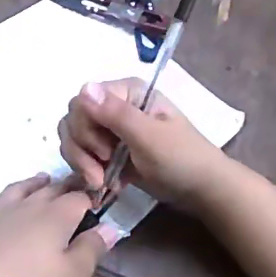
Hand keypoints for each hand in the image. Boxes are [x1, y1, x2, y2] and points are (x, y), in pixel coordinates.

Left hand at [0, 175, 116, 276]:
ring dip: (32, 184)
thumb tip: (109, 227)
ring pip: (17, 191)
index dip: (91, 197)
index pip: (79, 198)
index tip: (100, 199)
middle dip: (65, 186)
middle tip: (74, 185)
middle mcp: (26, 208)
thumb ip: (92, 250)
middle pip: (49, 190)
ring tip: (41, 181)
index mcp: (56, 216)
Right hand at [58, 79, 231, 209]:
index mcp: (127, 92)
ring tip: (100, 183)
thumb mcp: (149, 137)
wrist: (202, 190)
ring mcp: (111, 128)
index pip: (81, 101)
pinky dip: (87, 170)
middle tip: (99, 175)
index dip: (85, 128)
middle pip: (73, 119)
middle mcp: (115, 104)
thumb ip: (116, 114)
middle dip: (81, 150)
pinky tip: (105, 185)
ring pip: (74, 137)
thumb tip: (84, 86)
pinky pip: (82, 153)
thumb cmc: (181, 159)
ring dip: (82, 162)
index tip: (105, 152)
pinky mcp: (109, 149)